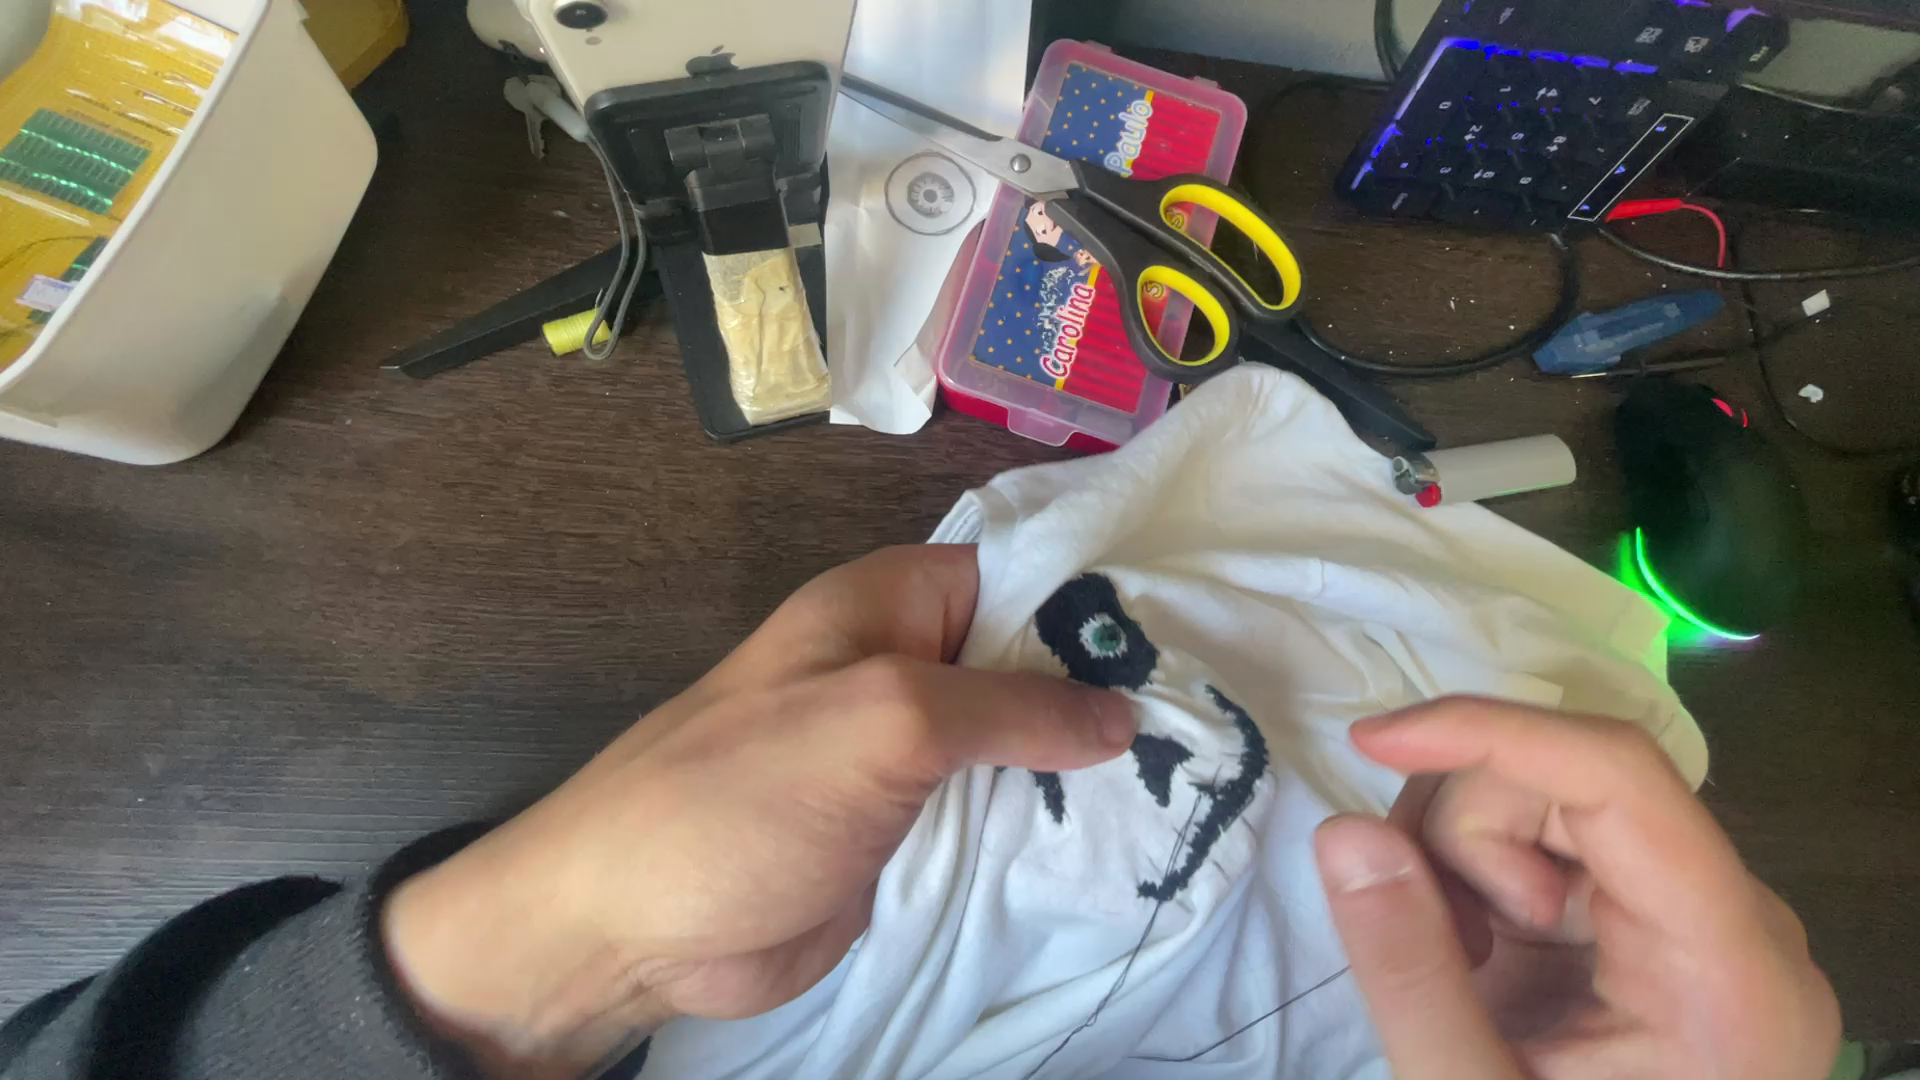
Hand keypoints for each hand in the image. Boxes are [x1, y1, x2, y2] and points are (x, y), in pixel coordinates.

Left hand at [382, 546, 1136, 1077]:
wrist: (638, 922)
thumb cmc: (747, 789)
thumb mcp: (884, 721)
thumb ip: (1006, 706)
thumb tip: (1119, 714)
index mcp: (897, 602)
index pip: (1019, 571)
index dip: (1096, 596)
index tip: (1187, 629)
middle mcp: (913, 660)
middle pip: (1030, 658)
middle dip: (1104, 684)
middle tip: (1209, 713)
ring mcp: (917, 744)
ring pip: (1022, 735)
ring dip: (1084, 757)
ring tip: (1193, 773)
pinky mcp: (918, 817)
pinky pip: (1001, 801)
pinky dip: (1051, 813)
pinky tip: (1127, 830)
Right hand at [1315, 698, 1839, 1079]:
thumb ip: (1410, 974)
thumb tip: (1344, 830)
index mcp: (1726, 962)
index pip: (1616, 775)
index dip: (1486, 731)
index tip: (1366, 739)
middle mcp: (1721, 905)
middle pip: (1549, 778)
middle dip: (1455, 833)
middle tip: (1447, 936)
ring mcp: (1676, 895)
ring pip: (1520, 787)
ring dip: (1448, 849)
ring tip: (1460, 949)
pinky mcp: (1625, 894)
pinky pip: (1515, 817)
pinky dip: (1457, 860)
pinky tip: (1473, 939)